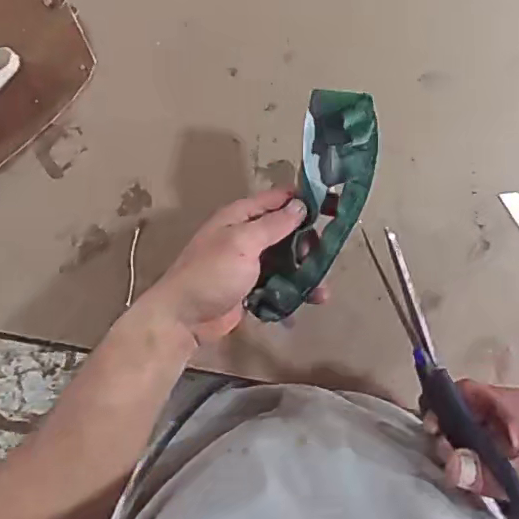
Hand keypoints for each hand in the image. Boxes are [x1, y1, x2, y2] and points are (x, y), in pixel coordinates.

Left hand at [132, 188, 321, 343]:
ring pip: (286, 262)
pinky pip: (278, 285)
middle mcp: (246, 236)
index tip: (335, 208)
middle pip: (287, 232)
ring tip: (320, 293)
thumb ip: (273, 225)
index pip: (279, 199)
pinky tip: (303, 305)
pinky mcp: (251, 289)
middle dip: (308, 245)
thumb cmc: (210, 274)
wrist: (183, 319)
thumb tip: (300, 205)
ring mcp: (248, 264)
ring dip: (305, 275)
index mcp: (240, 217)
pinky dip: (291, 294)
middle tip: (318, 259)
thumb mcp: (242, 243)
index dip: (307, 201)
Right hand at [428, 380, 518, 518]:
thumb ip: (486, 474)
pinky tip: (470, 489)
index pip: (467, 390)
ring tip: (455, 479)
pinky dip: (475, 468)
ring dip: (461, 455)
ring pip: (474, 435)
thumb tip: (448, 463)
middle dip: (449, 434)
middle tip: (442, 462)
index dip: (443, 405)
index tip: (430, 432)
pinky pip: (485, 455)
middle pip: (467, 412)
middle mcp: (516, 414)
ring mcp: (518, 438)